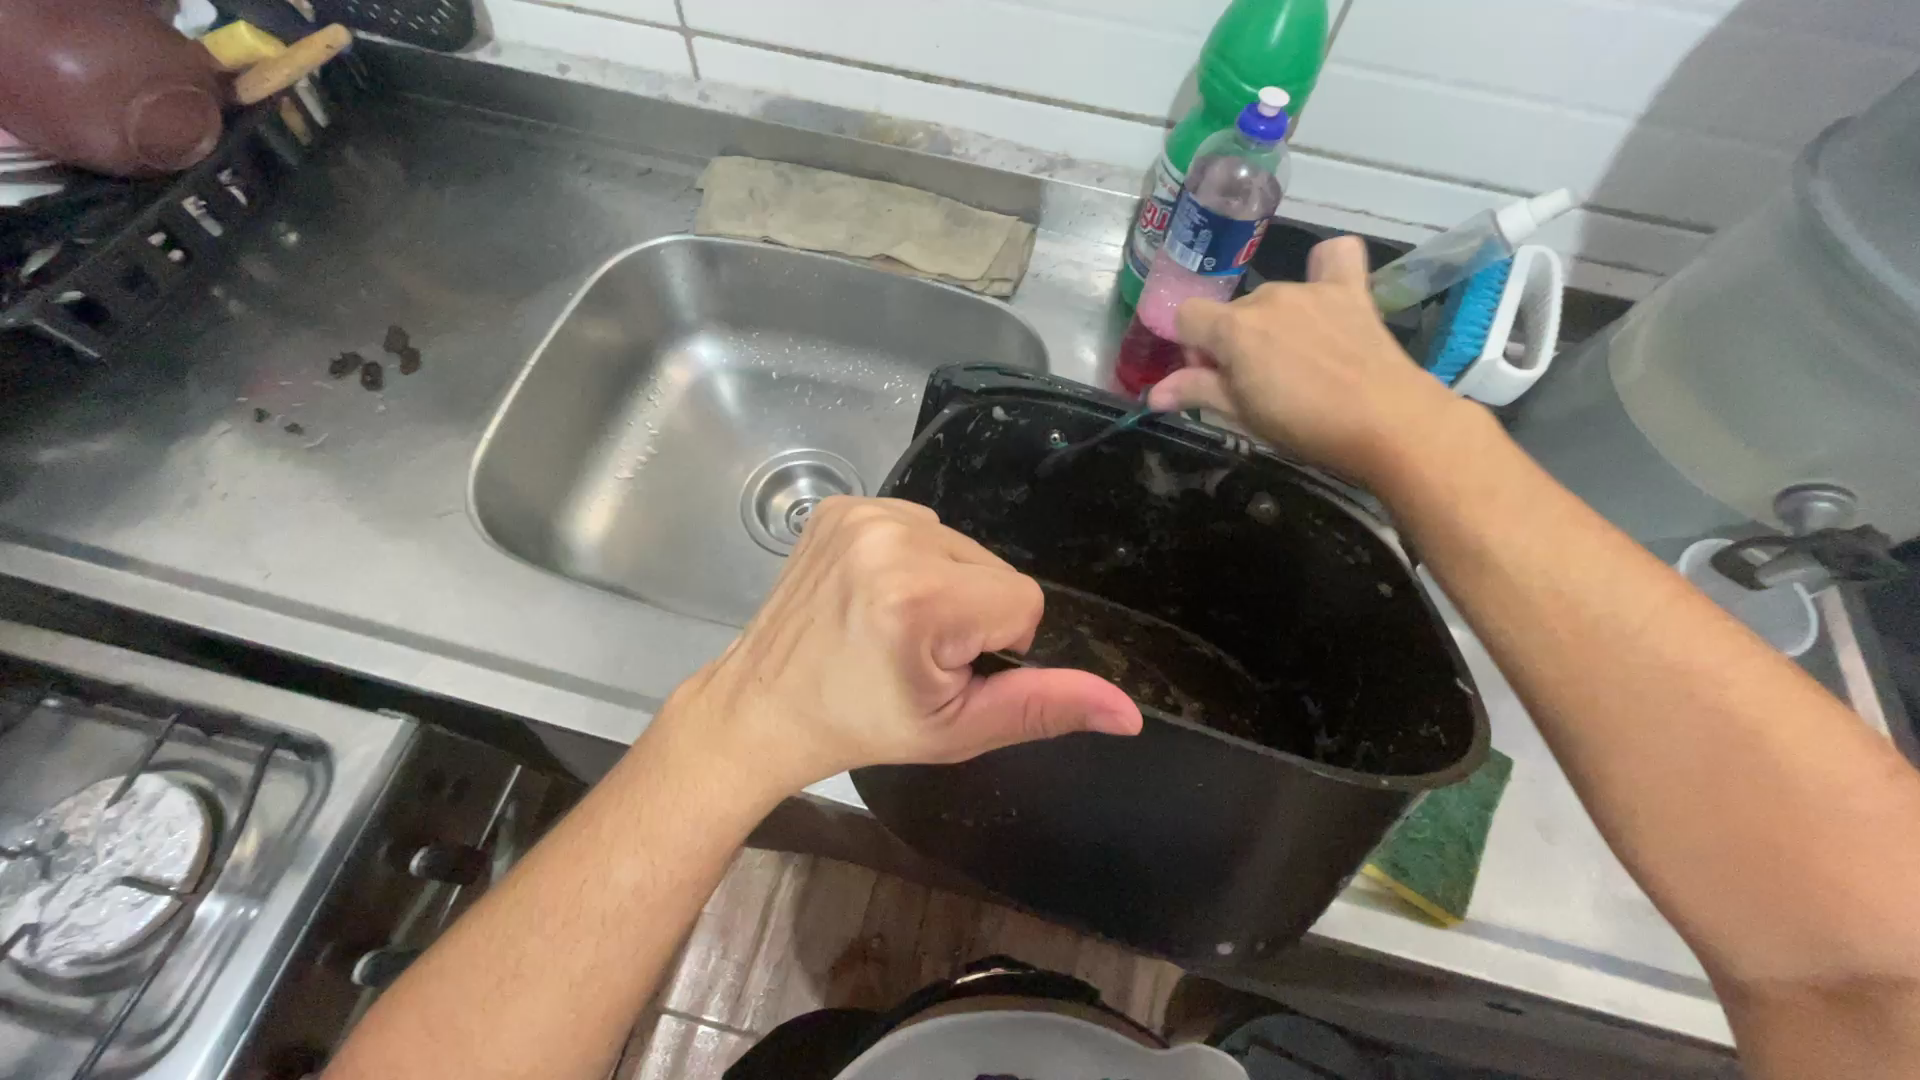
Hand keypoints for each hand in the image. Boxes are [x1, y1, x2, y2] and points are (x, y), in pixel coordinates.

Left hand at [663, 497, 1141, 794]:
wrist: (765, 706)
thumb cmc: (864, 725)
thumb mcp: (960, 729)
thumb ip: (1046, 708)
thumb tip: (1129, 712)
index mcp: (920, 597)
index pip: (1023, 601)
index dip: (999, 643)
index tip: (948, 668)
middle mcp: (890, 537)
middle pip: (992, 567)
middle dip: (972, 611)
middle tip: (917, 651)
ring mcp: (860, 514)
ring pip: (959, 545)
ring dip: (945, 583)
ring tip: (894, 624)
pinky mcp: (841, 505)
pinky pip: (918, 526)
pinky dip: (913, 560)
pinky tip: (876, 595)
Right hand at [1144, 236, 1474, 485]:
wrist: (1387, 422)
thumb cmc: (1305, 426)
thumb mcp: (1242, 416)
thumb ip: (1196, 392)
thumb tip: (1153, 395)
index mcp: (1233, 329)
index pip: (1186, 317)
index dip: (1191, 350)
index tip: (1211, 380)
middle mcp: (1268, 298)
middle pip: (1230, 313)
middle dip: (1230, 344)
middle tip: (1254, 385)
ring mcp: (1311, 290)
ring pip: (1271, 298)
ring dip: (1270, 324)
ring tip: (1295, 362)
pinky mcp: (1351, 292)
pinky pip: (1334, 257)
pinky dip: (1322, 269)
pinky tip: (1323, 296)